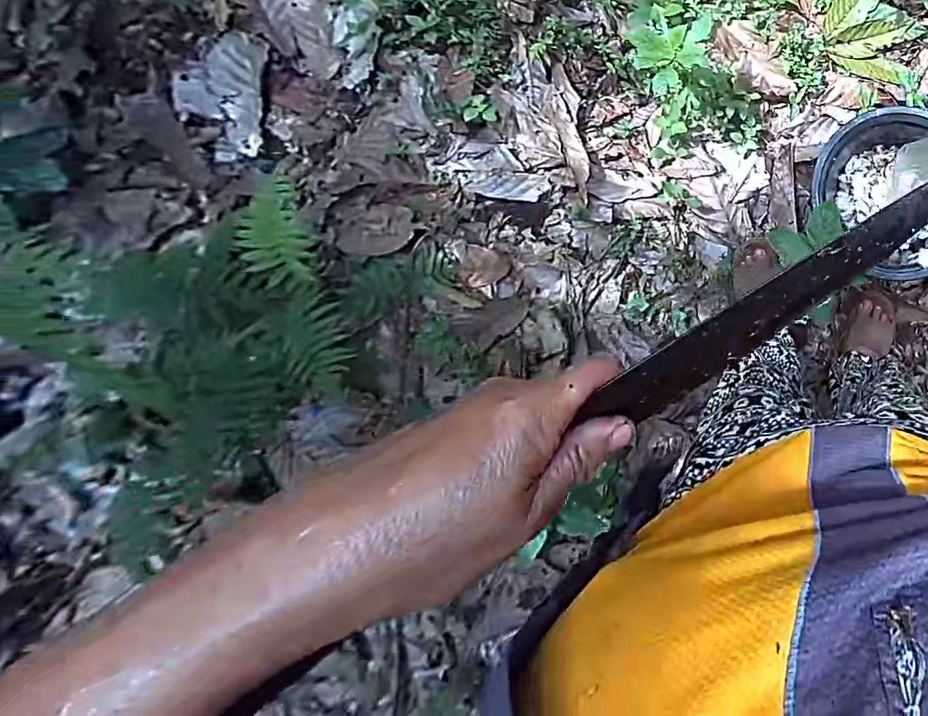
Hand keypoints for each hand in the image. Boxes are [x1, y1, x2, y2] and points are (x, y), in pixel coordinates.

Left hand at [256, 359, 632, 624]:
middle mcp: (501, 394)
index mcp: (533, 409)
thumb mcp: (525, 516)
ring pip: (522, 417)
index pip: (599, 369)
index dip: (620, 392)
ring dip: (527, 450)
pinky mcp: (431, 425)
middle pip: (560, 398)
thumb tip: (620, 424)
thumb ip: (577, 463)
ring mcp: (462, 407)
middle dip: (567, 435)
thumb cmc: (433, 541)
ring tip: (492, 511)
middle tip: (545, 495)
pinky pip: (486, 429)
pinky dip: (490, 457)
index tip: (612, 433)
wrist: (307, 558)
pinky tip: (454, 509)